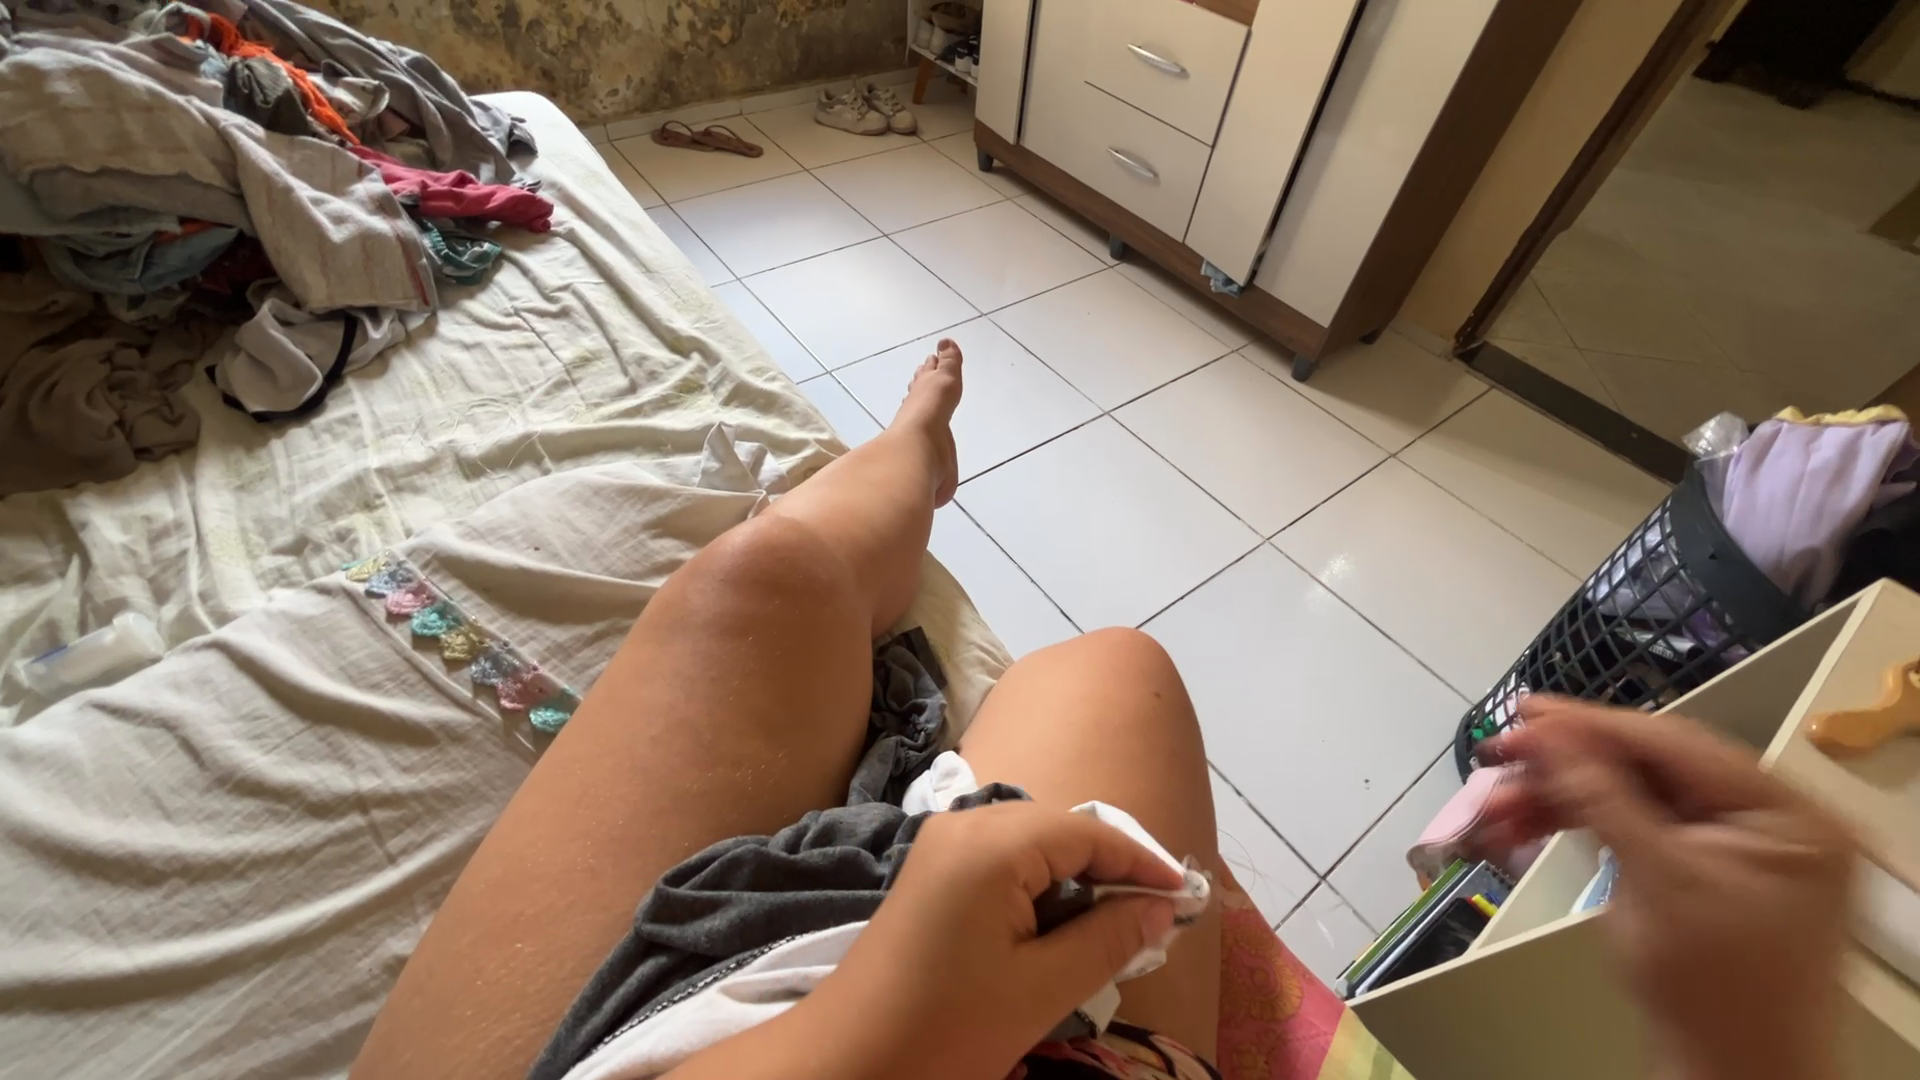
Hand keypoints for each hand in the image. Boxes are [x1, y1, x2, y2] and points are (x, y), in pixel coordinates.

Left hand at [797, 800, 1182, 1079]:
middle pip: (1057, 830)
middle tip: (1150, 917)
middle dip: (1106, 868)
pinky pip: (1001, 856)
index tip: (1184, 894)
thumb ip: (1107, 938)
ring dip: (1072, 877)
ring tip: (1108, 926)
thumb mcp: (1040, 990)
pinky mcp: (932, 864)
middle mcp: (966, 822)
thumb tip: (1160, 906)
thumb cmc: (948, 1027)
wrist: (847, 1057)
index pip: (1085, 832)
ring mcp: (943, 840)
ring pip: (1030, 842)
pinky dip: (1036, 882)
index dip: (1139, 860)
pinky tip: (1054, 922)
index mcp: (992, 843)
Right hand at [1484, 697, 1855, 1079]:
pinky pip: (1610, 821)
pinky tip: (1513, 824)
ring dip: (1547, 796)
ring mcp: (1714, 838)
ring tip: (1491, 806)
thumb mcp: (1658, 877)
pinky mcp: (1677, 859)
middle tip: (1496, 756)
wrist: (1726, 1067)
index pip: (1672, 745)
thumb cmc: (1714, 982)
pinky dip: (1561, 821)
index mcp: (1782, 815)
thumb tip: (1546, 730)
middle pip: (1636, 766)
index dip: (1589, 725)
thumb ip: (1600, 794)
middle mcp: (1752, 816)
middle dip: (1558, 765)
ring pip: (1613, 792)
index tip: (1521, 712)